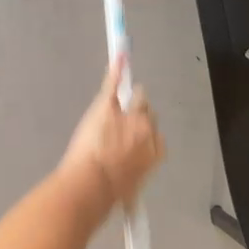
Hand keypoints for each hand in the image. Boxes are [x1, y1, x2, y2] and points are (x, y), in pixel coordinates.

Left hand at [60, 55, 163, 204]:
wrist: (92, 184)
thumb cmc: (109, 192)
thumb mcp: (128, 189)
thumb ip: (132, 177)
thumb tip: (130, 191)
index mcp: (155, 153)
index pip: (157, 135)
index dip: (144, 135)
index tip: (134, 139)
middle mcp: (147, 131)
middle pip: (149, 114)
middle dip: (138, 116)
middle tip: (122, 123)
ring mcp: (128, 115)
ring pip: (137, 99)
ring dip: (130, 98)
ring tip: (118, 102)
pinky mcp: (108, 105)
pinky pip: (115, 83)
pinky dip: (117, 68)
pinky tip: (119, 56)